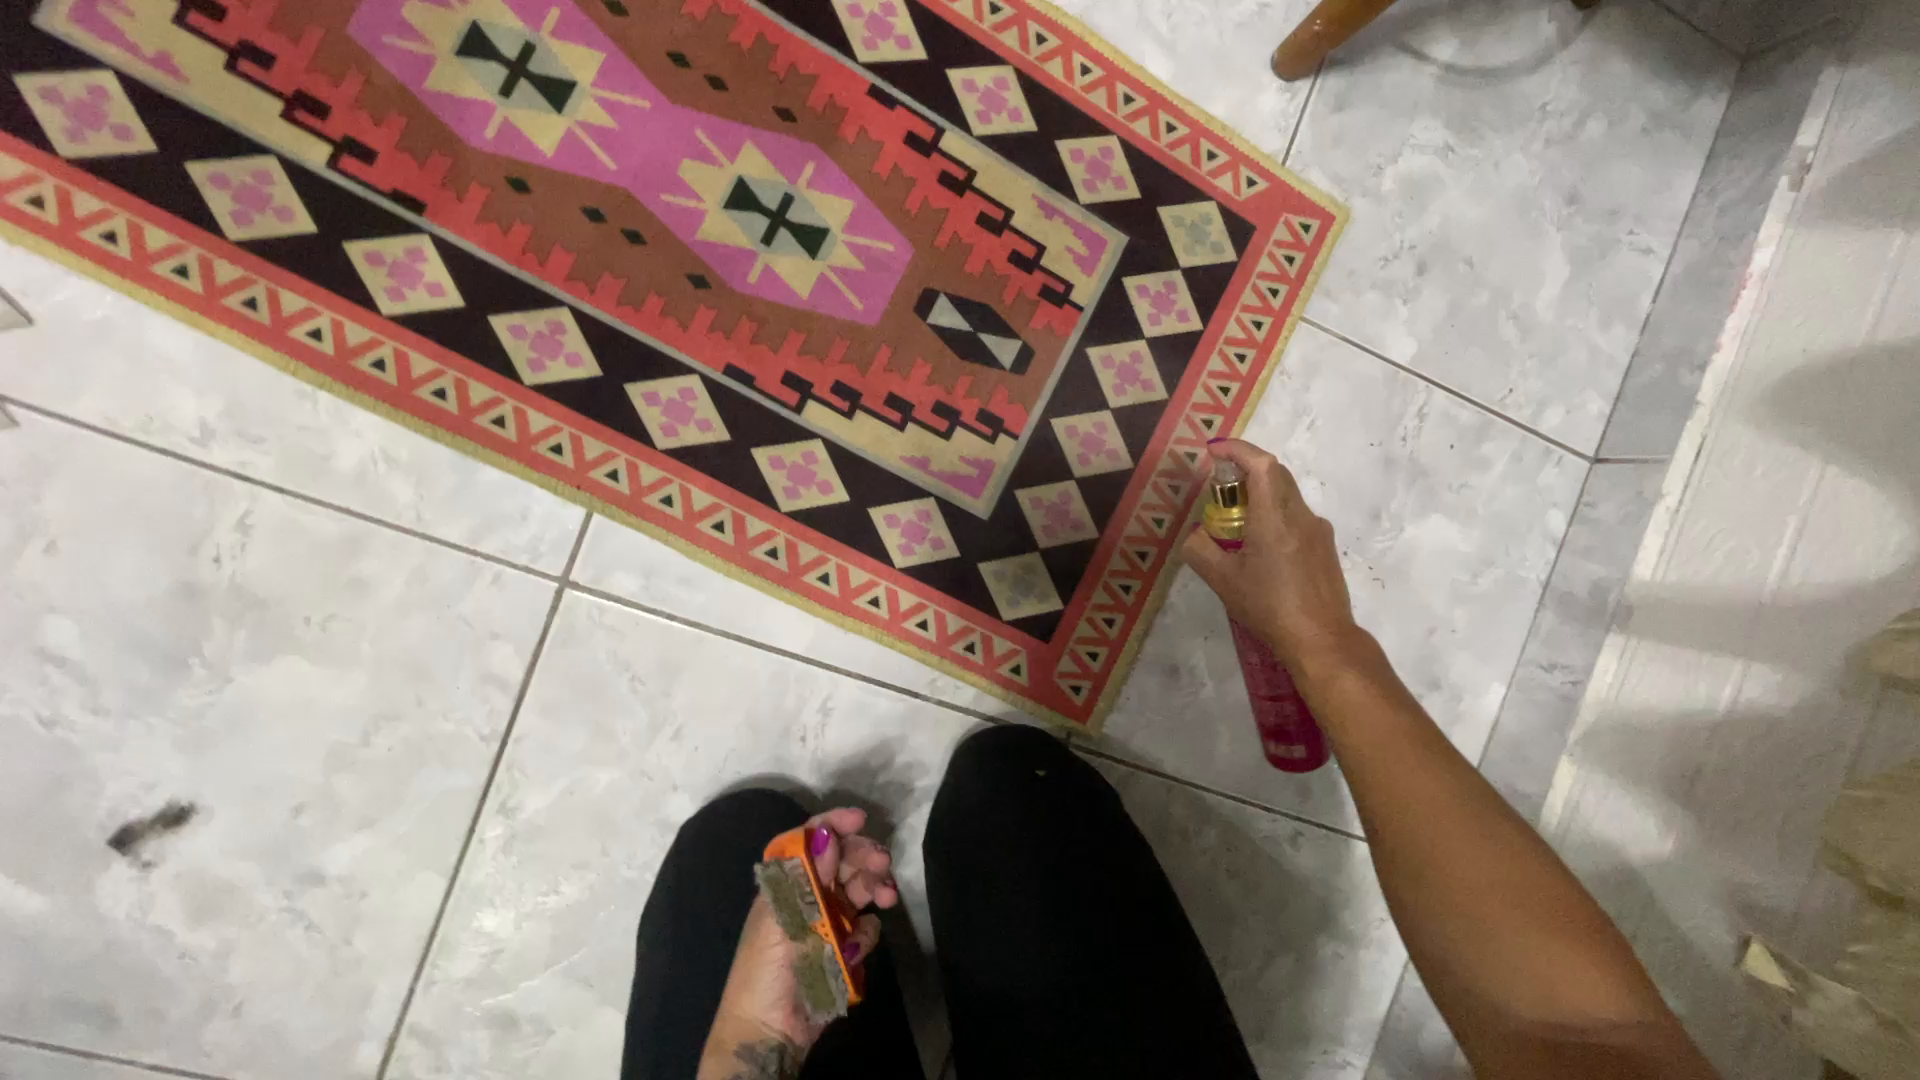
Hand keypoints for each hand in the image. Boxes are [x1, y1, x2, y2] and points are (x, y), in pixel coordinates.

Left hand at [698, 808, 898, 1078]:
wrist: (767, 1034)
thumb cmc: (765, 972)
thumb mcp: (782, 921)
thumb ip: (807, 878)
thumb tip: (826, 835)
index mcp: (786, 884)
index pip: (809, 842)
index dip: (832, 824)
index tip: (860, 819)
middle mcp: (808, 895)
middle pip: (840, 860)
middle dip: (863, 854)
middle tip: (883, 863)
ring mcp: (827, 920)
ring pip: (858, 887)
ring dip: (874, 885)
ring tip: (887, 897)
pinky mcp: (843, 947)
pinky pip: (864, 927)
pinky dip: (866, 932)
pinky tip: (858, 947)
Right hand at [1180, 439, 1363, 674]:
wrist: (1321, 639)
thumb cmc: (1269, 607)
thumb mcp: (1222, 580)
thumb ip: (1200, 550)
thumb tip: (1194, 535)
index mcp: (1274, 518)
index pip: (1261, 464)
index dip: (1237, 449)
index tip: (1214, 451)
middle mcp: (1300, 516)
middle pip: (1275, 474)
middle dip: (1245, 469)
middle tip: (1218, 484)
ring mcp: (1317, 530)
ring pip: (1286, 495)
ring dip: (1260, 493)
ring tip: (1235, 519)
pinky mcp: (1324, 547)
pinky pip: (1295, 516)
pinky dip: (1273, 514)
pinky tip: (1259, 546)